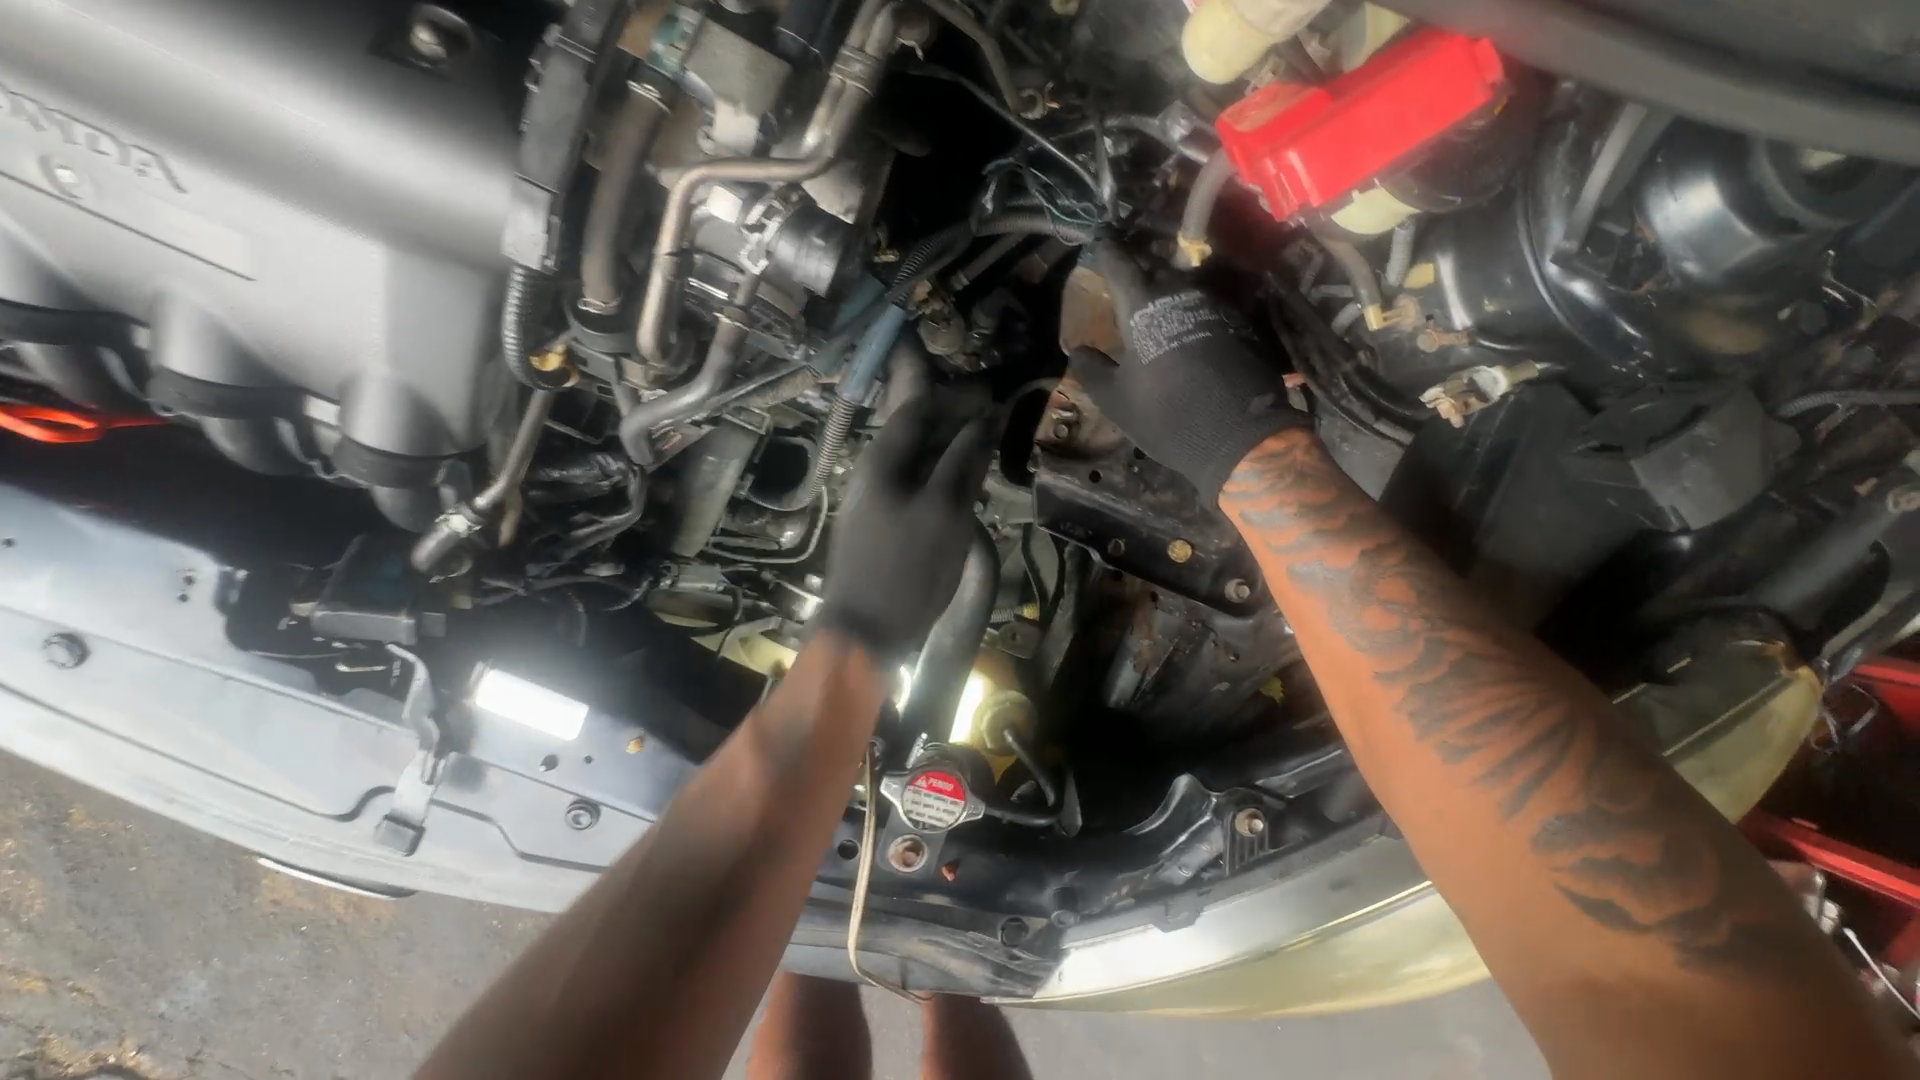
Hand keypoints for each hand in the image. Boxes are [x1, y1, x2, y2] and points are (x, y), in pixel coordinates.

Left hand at [816, 393, 995, 659]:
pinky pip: (914, 487)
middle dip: (953, 420)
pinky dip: (940, 480)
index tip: (991, 394)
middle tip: (995, 421)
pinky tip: (963, 490)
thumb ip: (963, 460)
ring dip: (949, 451)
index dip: (955, 397)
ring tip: (986, 452)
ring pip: (916, 462)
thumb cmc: (907, 570)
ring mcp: (874, 501)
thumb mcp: (944, 511)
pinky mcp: (881, 526)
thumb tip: (987, 416)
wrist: (864, 633)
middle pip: (914, 433)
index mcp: (881, 461)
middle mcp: (872, 473)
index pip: (917, 408)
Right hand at [1069, 241, 1308, 500]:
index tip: (1098, 245)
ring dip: (1167, 285)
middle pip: (1155, 265)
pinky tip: (1185, 324)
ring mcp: (1216, 305)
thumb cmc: (1166, 417)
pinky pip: (1207, 304)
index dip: (1106, 251)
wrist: (1239, 437)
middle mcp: (1181, 293)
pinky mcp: (1240, 323)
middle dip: (1137, 264)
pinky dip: (1191, 307)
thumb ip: (1091, 370)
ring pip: (1184, 283)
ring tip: (1153, 296)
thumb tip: (1076, 349)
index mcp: (1143, 305)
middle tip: (1124, 270)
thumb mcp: (1115, 400)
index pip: (1119, 262)